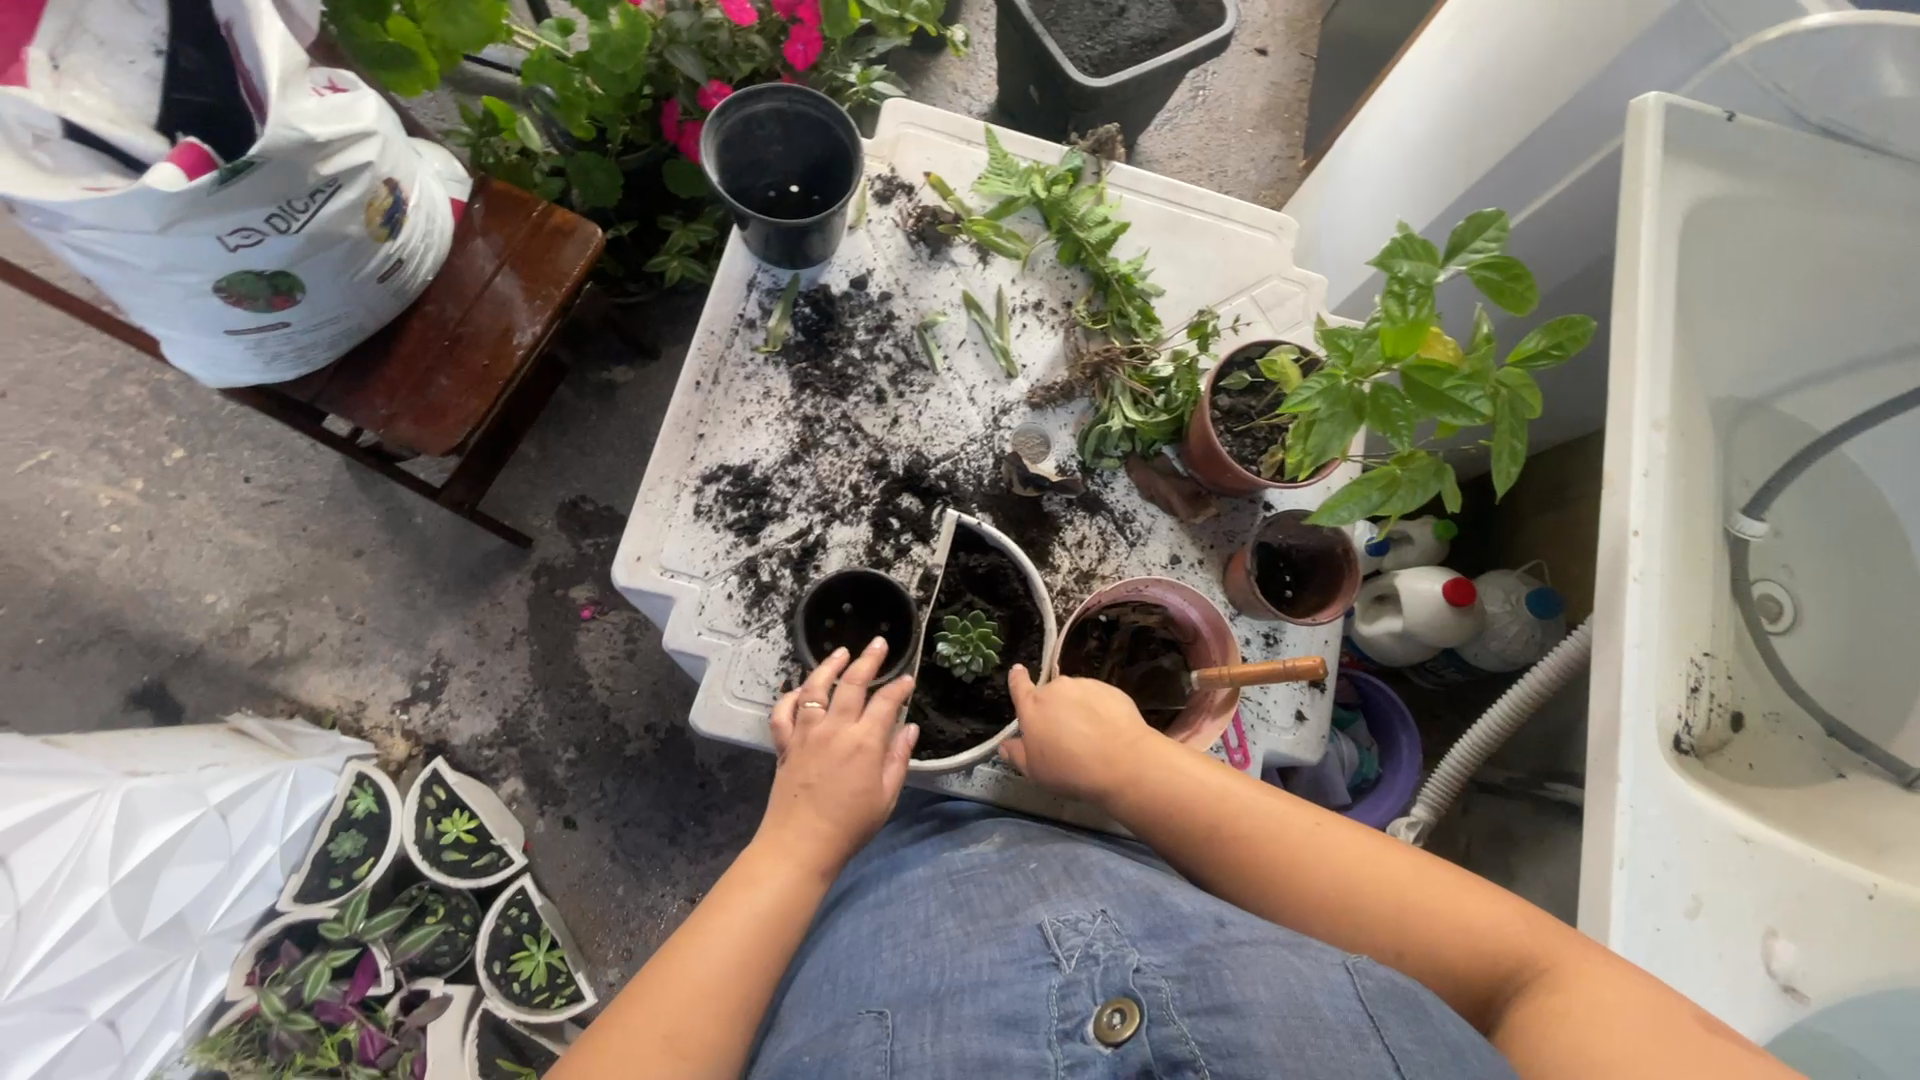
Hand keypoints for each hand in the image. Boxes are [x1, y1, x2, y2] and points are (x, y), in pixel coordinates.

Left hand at [759, 637, 918, 877]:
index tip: (908, 678)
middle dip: (869, 659)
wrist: (800, 844)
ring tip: (841, 652)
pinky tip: (800, 689)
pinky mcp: (784, 744)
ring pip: (815, 688)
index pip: (886, 702)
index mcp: (865, 742)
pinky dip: (791, 697)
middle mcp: (835, 729)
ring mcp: (806, 733)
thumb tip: (910, 729)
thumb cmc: (850, 826)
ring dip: (829, 665)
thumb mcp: (886, 796)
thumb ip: (899, 759)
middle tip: (878, 643)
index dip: (900, 687)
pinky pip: (783, 712)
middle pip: (852, 683)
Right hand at [999, 664, 1160, 806]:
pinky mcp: (1110, 689)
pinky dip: (1099, 711)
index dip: (1018, 679)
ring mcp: (1084, 686)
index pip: (1019, 685)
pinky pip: (1098, 699)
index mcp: (1032, 707)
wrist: (1123, 762)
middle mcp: (1056, 689)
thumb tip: (1005, 746)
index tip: (1018, 671)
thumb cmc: (1070, 770)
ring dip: (1077, 709)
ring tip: (1090, 737)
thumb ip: (1017, 755)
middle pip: (1050, 695)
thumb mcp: (1035, 772)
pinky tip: (1108, 732)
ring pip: (1076, 696)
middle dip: (1054, 710)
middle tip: (1065, 737)